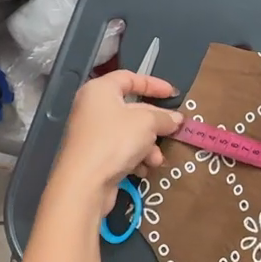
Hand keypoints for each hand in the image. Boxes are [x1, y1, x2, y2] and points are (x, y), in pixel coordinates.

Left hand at [46, 70, 182, 215]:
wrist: (85, 183)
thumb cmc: (115, 140)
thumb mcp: (148, 122)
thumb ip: (164, 117)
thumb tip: (176, 119)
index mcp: (100, 91)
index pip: (129, 78)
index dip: (153, 84)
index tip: (172, 94)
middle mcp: (93, 108)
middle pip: (132, 108)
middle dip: (155, 122)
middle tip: (174, 129)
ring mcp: (92, 133)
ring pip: (130, 132)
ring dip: (148, 145)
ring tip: (156, 159)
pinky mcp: (94, 156)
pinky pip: (121, 149)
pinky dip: (136, 157)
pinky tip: (143, 168)